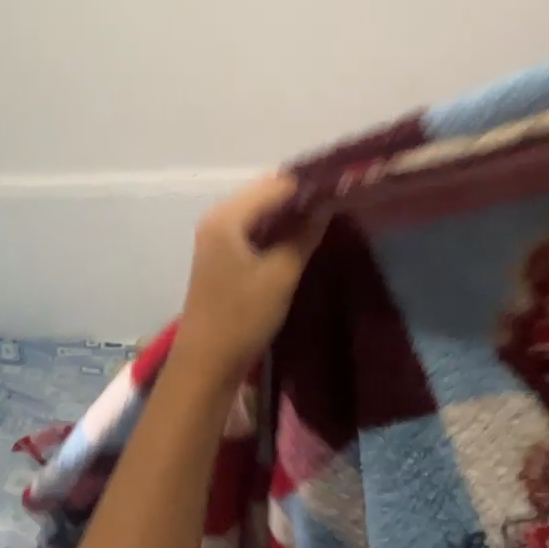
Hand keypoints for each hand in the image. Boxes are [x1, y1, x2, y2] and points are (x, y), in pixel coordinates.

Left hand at [174, 174, 324, 382]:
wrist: (205, 363)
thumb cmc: (242, 318)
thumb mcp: (280, 276)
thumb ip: (303, 235)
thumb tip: (327, 205)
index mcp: (227, 216)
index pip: (275, 185)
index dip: (308, 185)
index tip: (343, 188)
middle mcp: (218, 216)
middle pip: (265, 192)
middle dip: (300, 196)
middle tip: (339, 201)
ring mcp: (217, 234)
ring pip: (260, 210)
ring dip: (290, 212)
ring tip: (327, 215)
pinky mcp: (221, 252)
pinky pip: (253, 227)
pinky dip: (276, 227)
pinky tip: (302, 235)